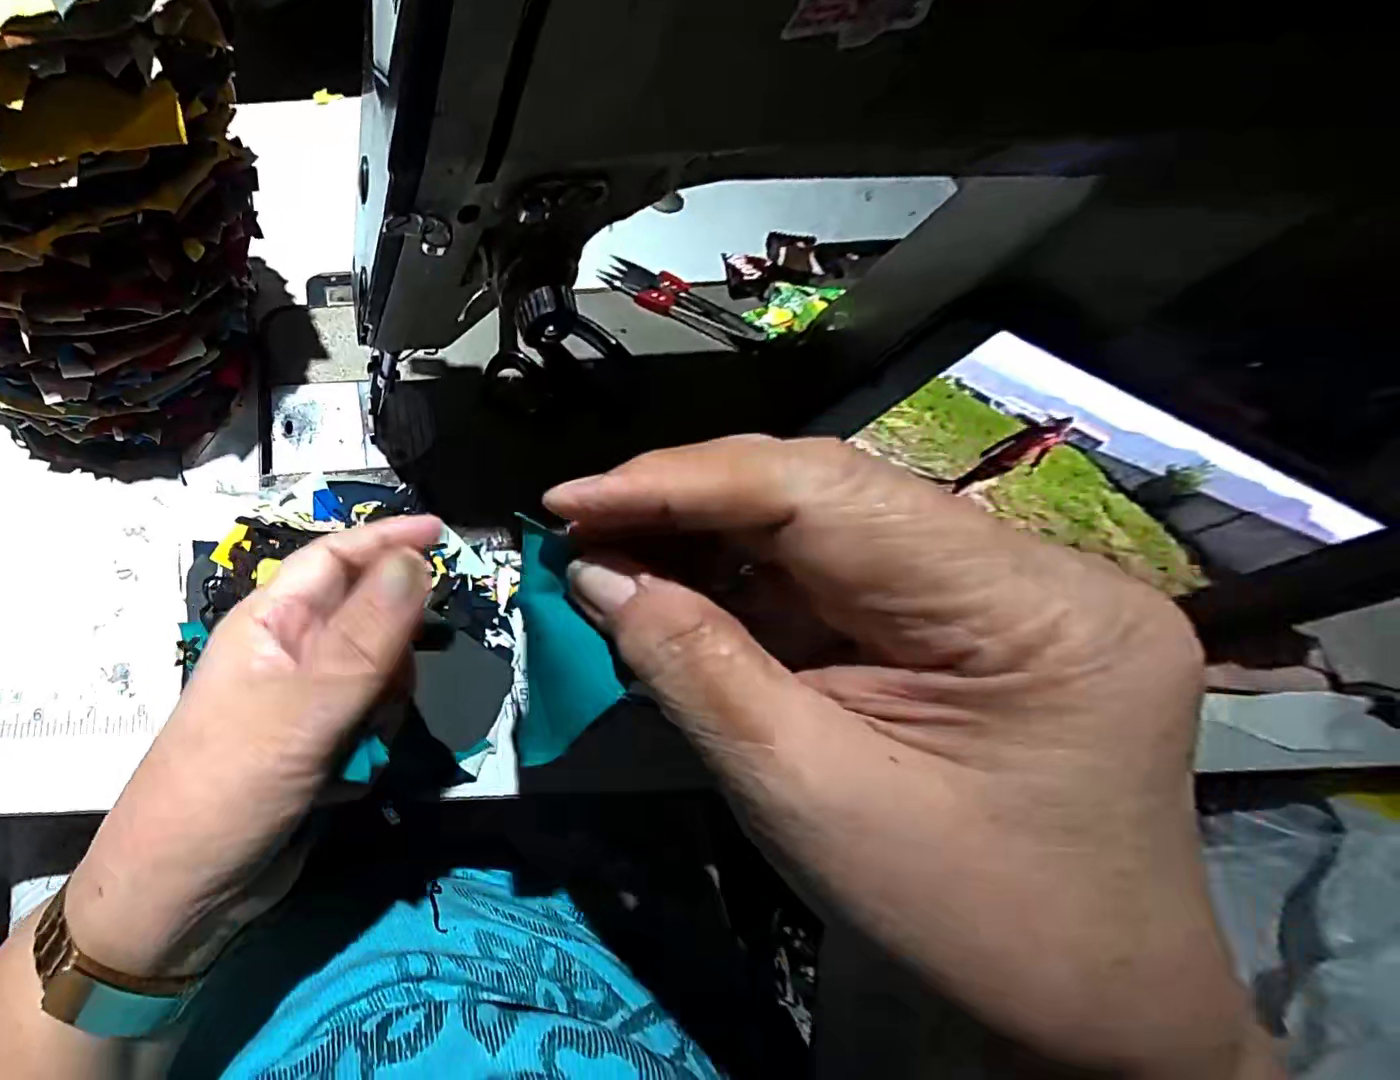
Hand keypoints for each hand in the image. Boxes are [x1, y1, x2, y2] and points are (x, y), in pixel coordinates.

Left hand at [64, 515, 438, 976]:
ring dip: (384, 707)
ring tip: (357, 749)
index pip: (336, 558)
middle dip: (393, 650)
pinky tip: (349, 781)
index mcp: (272, 621)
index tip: (442, 532)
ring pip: (380, 675)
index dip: (387, 539)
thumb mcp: (304, 706)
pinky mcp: (323, 746)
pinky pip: (373, 722)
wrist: (183, 897)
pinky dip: (373, 745)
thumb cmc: (229, 784)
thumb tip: (416, 560)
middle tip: (390, 689)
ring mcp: (309, 702)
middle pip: (370, 617)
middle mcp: (293, 652)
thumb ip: (367, 636)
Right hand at [545, 437, 1277, 1078]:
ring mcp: (968, 583)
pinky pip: (799, 566)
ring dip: (687, 534)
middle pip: (809, 490)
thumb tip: (593, 574)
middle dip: (675, 502)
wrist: (1066, 1002)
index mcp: (1025, 605)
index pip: (821, 493)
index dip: (679, 484)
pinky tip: (658, 586)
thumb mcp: (800, 789)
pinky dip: (715, 574)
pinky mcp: (924, 611)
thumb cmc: (955, 914)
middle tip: (576, 524)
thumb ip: (691, 666)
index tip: (572, 500)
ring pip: (796, 518)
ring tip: (602, 553)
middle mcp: (1009, 565)